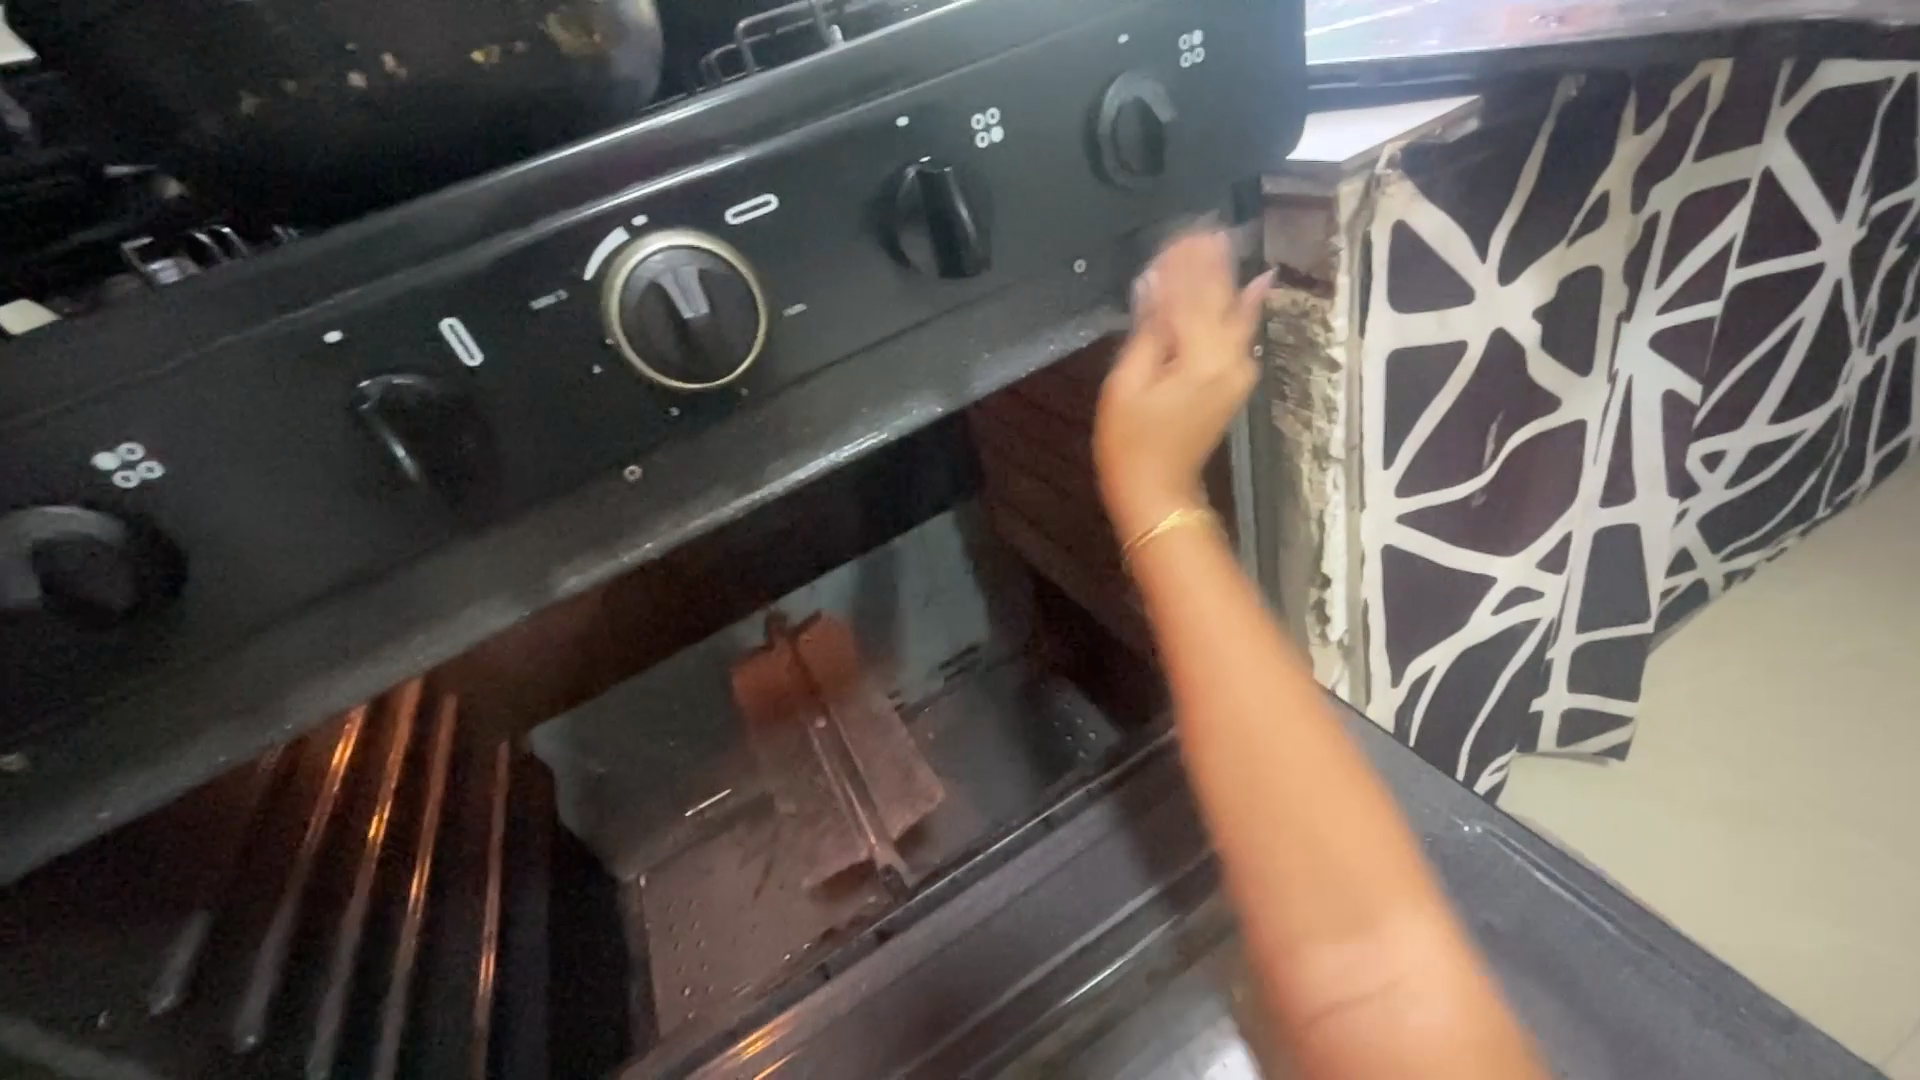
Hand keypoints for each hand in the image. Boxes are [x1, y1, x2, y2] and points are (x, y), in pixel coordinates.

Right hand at [1094, 230, 1270, 541]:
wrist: (1158, 491)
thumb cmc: (1129, 442)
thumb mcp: (1126, 383)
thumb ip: (1148, 331)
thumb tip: (1156, 286)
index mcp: (1200, 356)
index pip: (1192, 293)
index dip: (1184, 262)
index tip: (1179, 231)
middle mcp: (1230, 357)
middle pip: (1219, 297)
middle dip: (1208, 263)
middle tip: (1202, 228)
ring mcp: (1238, 371)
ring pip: (1235, 312)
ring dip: (1223, 279)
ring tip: (1218, 242)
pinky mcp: (1236, 381)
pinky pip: (1241, 333)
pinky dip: (1237, 306)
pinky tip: (1252, 282)